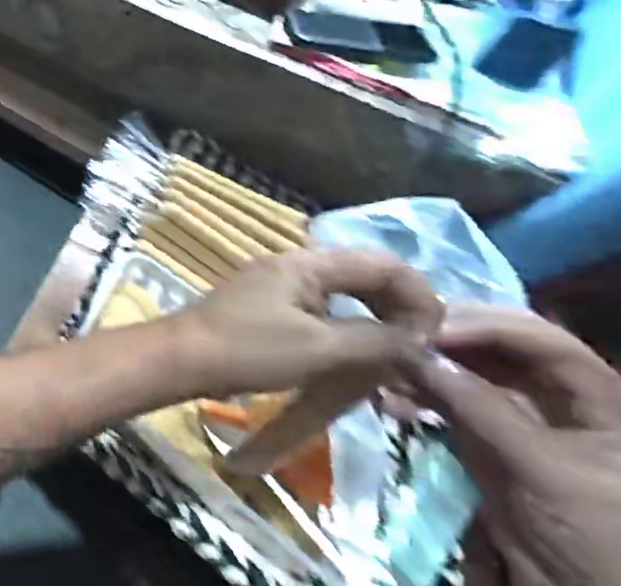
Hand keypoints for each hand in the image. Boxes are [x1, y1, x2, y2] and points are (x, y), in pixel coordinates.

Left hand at [171, 249, 443, 396]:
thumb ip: (376, 339)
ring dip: (378, 319)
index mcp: (305, 264)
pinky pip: (325, 308)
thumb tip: (422, 339)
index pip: (382, 263)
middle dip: (400, 307)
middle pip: (365, 274)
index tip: (435, 338)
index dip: (418, 296)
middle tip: (422, 350)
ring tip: (399, 357)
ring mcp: (279, 284)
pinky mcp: (271, 306)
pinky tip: (362, 357)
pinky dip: (351, 327)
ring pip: (346, 293)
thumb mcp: (321, 347)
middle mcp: (294, 265)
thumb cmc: (250, 348)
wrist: (186, 357)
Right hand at [407, 305, 620, 585]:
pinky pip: (453, 408)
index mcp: (616, 412)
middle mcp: (572, 410)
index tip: (433, 327)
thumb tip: (414, 352)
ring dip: (429, 366)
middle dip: (453, 340)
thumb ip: (484, 408)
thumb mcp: (551, 473)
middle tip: (401, 332)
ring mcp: (529, 429)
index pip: (551, 345)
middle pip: (507, 354)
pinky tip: (391, 395)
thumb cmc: (605, 544)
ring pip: (474, 377)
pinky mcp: (493, 448)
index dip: (491, 327)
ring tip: (387, 360)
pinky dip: (421, 397)